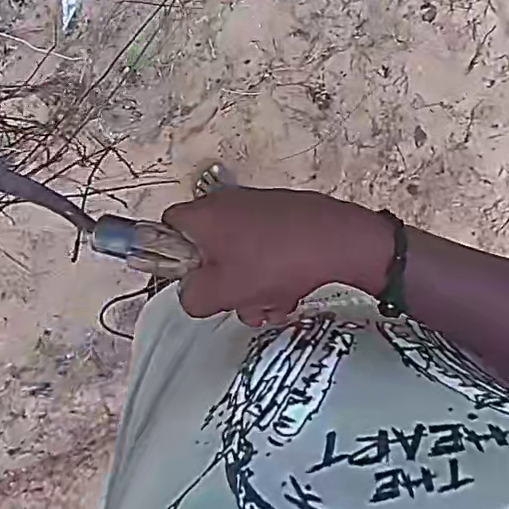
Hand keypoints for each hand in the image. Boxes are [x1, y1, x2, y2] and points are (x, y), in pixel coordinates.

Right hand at [162, 187, 393, 324]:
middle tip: (240, 302)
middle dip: (223, 284)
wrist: (339, 241)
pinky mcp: (285, 219)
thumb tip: (192, 294)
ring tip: (274, 303)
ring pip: (240, 257)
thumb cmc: (275, 261)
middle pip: (208, 250)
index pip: (168, 226)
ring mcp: (259, 210)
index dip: (172, 255)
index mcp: (204, 214)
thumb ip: (192, 297)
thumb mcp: (223, 291)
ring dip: (252, 287)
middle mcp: (227, 205)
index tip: (190, 279)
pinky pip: (266, 252)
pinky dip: (273, 274)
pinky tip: (291, 292)